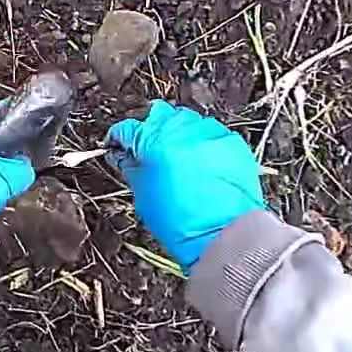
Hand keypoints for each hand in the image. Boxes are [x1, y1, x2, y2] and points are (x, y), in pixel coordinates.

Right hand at [107, 101, 264, 267]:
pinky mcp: (232, 141)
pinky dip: (202, 146)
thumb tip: (123, 155)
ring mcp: (208, 132)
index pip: (127, 128)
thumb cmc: (181, 221)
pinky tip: (201, 167)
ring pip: (186, 122)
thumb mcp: (143, 194)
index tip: (119, 148)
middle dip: (151, 131)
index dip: (119, 140)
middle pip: (158, 116)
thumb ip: (131, 167)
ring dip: (178, 136)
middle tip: (150, 154)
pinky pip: (210, 135)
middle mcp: (181, 128)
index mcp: (153, 139)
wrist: (222, 235)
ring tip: (179, 162)